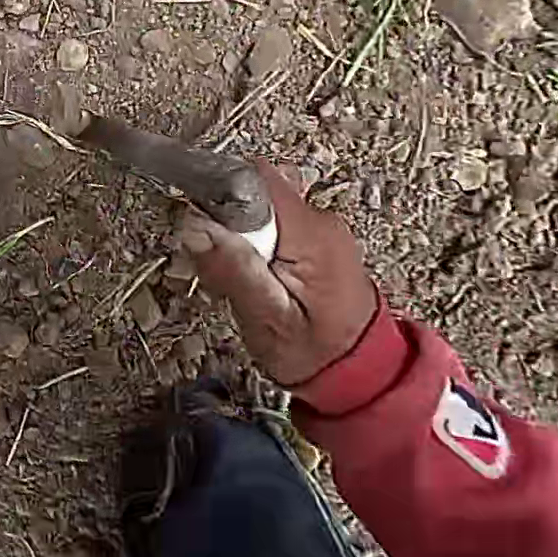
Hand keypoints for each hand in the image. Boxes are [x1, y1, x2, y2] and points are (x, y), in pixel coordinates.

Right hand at [177, 162, 377, 386]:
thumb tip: (195, 228)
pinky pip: (274, 219)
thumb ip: (234, 270)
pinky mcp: (316, 234)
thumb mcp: (268, 320)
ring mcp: (321, 225)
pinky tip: (258, 272)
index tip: (204, 226)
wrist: (362, 376)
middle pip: (255, 190)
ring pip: (261, 204)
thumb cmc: (316, 354)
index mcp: (311, 234)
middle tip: (223, 265)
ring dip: (239, 231)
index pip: (257, 180)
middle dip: (227, 219)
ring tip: (243, 275)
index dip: (221, 193)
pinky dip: (256, 238)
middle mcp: (320, 219)